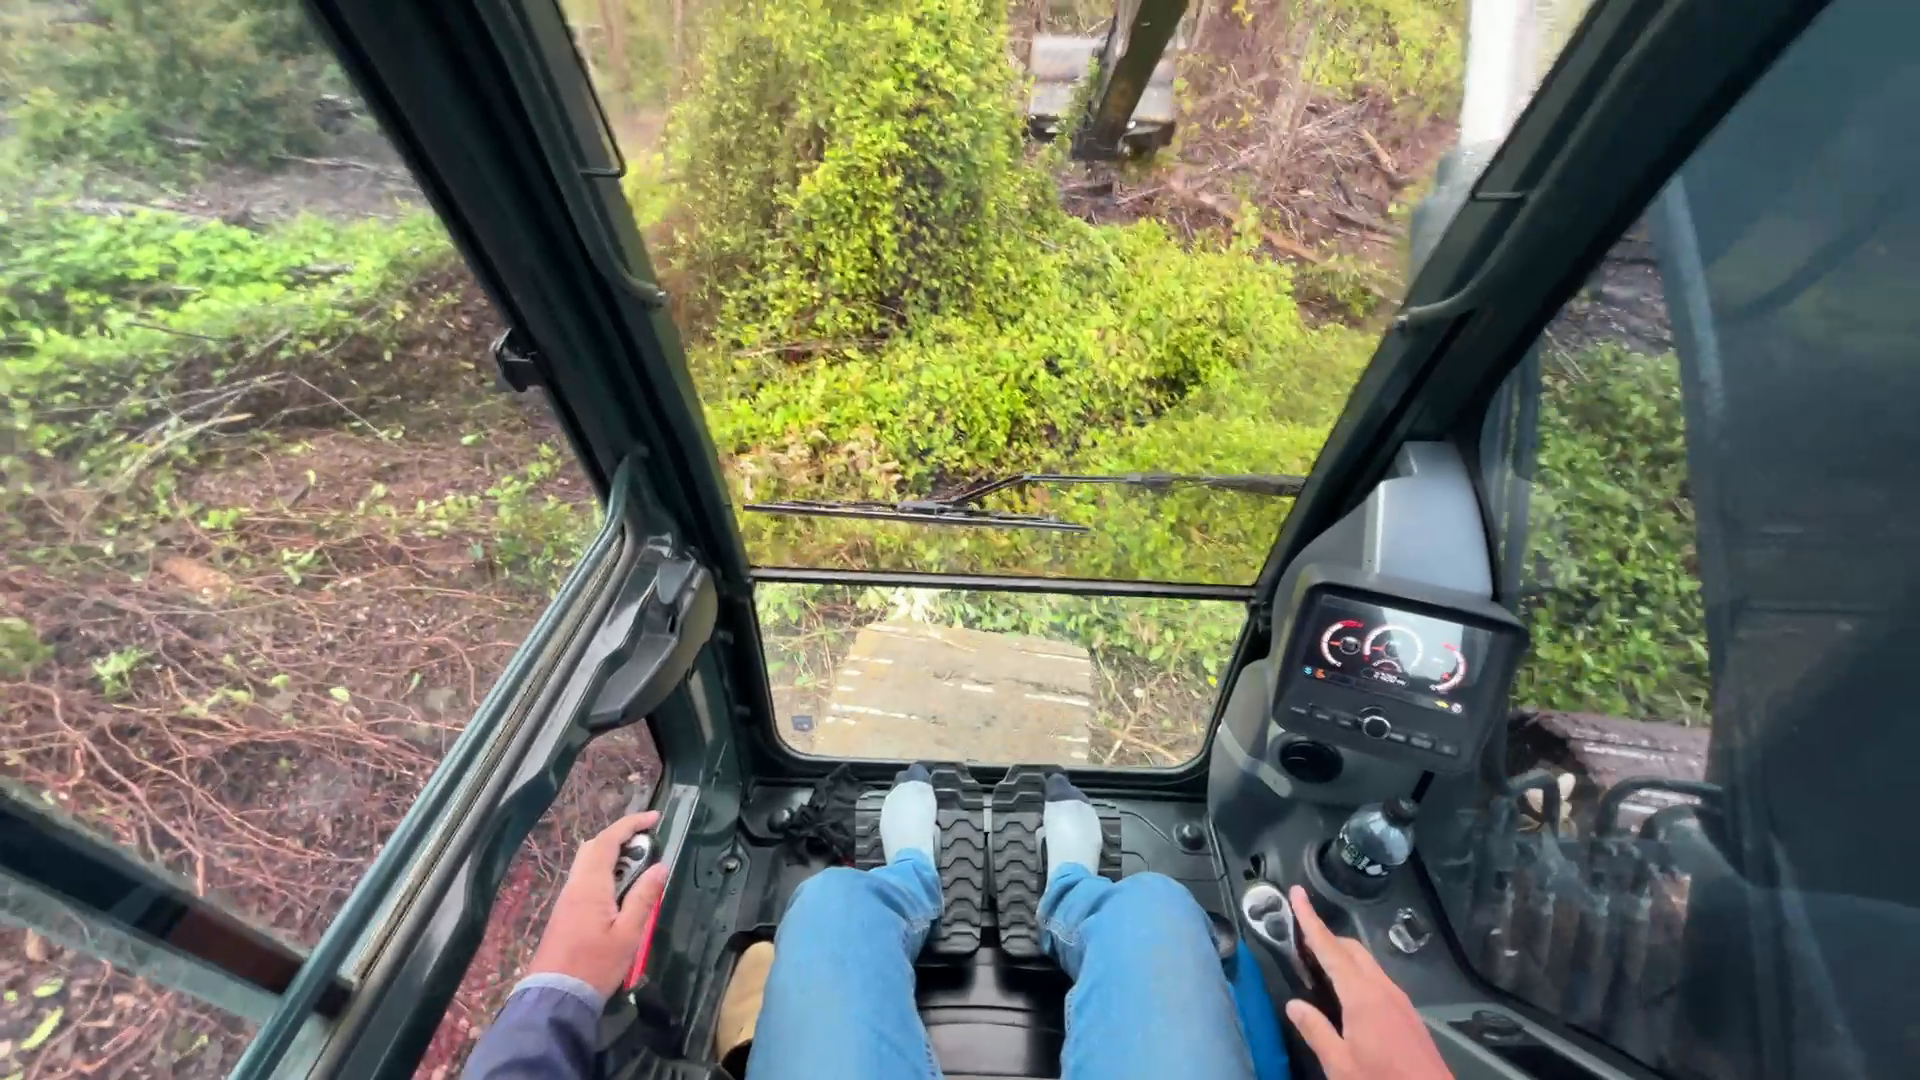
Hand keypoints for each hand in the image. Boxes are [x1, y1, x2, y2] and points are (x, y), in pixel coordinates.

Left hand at [526, 811, 666, 999]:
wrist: (554, 1001)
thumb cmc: (595, 965)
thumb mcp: (628, 933)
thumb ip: (644, 896)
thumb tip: (660, 866)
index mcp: (590, 886)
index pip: (608, 841)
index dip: (631, 824)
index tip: (654, 818)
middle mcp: (574, 886)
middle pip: (594, 847)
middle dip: (621, 837)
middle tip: (647, 843)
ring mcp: (566, 900)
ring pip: (588, 863)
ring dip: (613, 855)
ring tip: (639, 867)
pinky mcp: (564, 913)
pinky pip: (585, 879)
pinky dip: (604, 871)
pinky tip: (620, 890)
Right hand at [1285, 885, 1452, 1079]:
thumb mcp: (1341, 1065)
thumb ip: (1315, 1030)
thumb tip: (1294, 1004)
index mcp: (1362, 995)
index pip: (1329, 946)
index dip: (1309, 919)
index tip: (1296, 892)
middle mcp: (1383, 989)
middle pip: (1351, 948)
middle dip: (1326, 937)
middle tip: (1300, 944)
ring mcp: (1401, 1002)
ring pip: (1366, 964)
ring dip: (1342, 957)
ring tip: (1320, 970)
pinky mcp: (1410, 1017)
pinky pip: (1378, 981)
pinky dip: (1357, 975)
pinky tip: (1348, 999)